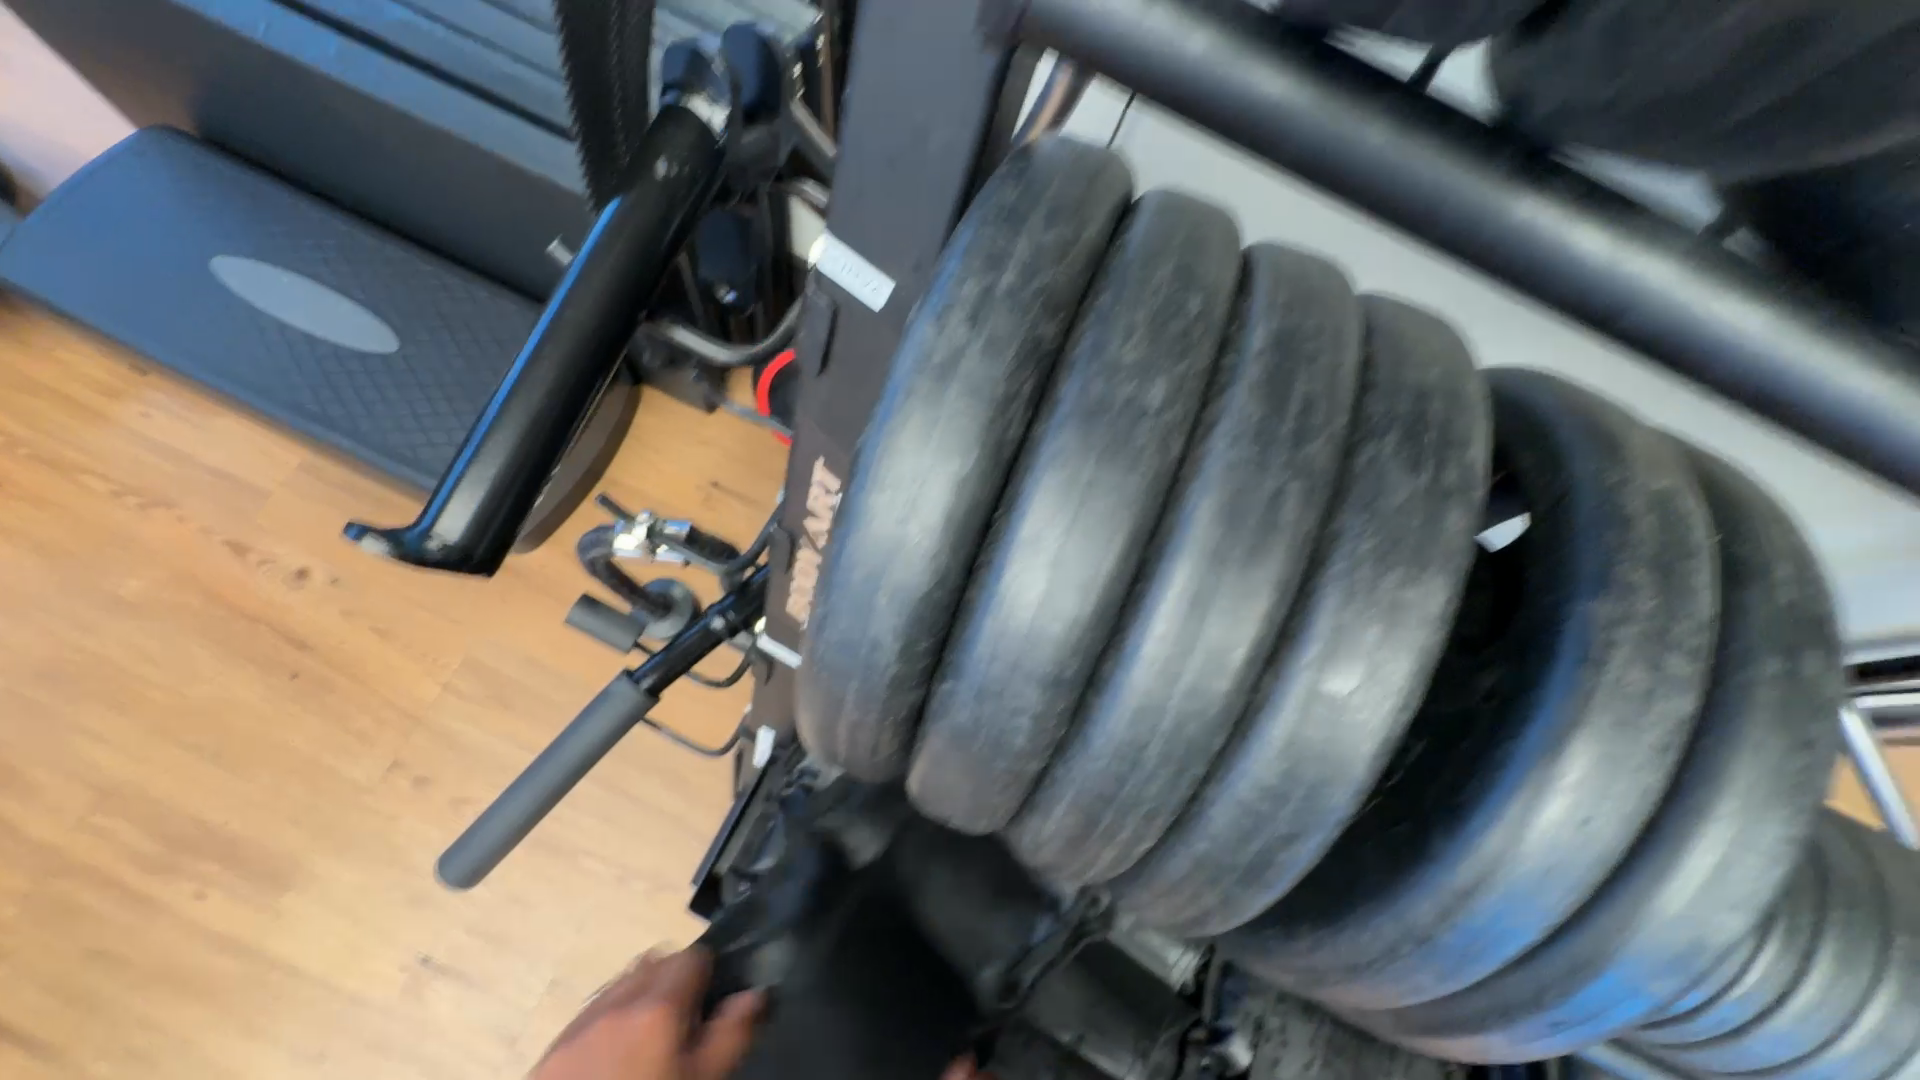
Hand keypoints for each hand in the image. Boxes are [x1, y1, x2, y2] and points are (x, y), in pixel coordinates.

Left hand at [532, 947, 764, 1079]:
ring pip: (621, 985)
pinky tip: (612, 1063)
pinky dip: (609, 1021)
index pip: (692, 956)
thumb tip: (754, 994)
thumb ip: (731, 1035)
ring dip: (640, 997)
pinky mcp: (552, 1051)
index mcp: (658, 1007)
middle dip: (673, 981)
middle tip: (684, 1026)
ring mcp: (580, 1025)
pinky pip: (591, 1013)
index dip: (709, 975)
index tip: (712, 1006)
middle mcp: (617, 1002)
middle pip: (654, 963)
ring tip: (648, 1044)